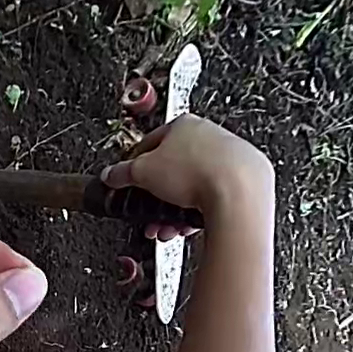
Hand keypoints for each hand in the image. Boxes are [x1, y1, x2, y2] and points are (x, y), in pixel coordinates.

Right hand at [101, 115, 272, 236]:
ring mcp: (227, 156)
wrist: (239, 193)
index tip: (129, 181)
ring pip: (191, 186)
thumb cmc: (197, 173)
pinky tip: (186, 225)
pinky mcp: (241, 179)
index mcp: (183, 125)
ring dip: (174, 209)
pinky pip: (210, 197)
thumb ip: (122, 173)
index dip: (135, 166)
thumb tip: (111, 174)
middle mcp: (208, 136)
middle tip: (148, 212)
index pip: (150, 143)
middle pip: (172, 169)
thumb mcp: (143, 172)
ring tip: (166, 226)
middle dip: (156, 197)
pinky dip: (196, 212)